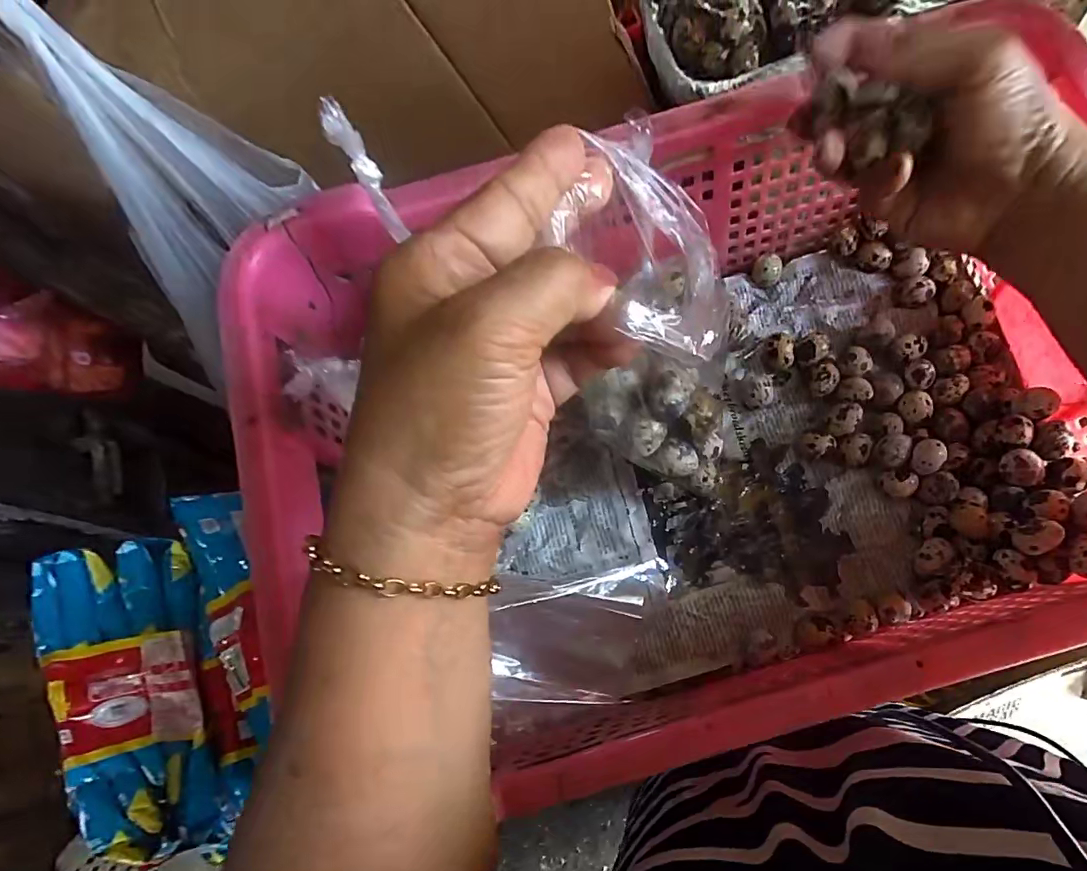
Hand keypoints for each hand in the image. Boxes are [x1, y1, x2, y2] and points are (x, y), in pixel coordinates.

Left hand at [326, 127, 631, 578]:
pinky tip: (631, 344)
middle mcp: (472, 298)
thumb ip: (551, 283)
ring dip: (606, 300)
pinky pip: (575, 353)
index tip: (591, 144)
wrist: (435, 510)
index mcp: (444, 264)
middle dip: (587, 232)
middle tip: (637, 204)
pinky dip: (603, 347)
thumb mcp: (488, 328)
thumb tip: (604, 282)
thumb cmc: (442, 408)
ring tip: (652, 286)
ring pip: (566, 304)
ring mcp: (502, 348)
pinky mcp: (528, 391)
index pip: (504, 200)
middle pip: (541, 250)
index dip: (548, 171)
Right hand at [804, 13, 1086, 258]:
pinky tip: (902, 171)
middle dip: (822, 111)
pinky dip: (878, 176)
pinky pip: (865, 185)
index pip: (867, 57)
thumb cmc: (1013, 115)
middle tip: (807, 119)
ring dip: (831, 147)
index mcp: (921, 69)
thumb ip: (909, 49)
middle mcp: (898, 112)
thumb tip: (831, 42)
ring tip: (832, 151)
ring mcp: (889, 157)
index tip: (816, 61)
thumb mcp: (974, 58)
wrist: (1026, 191)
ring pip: (841, 150)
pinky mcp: (886, 200)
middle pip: (843, 108)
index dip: (838, 57)